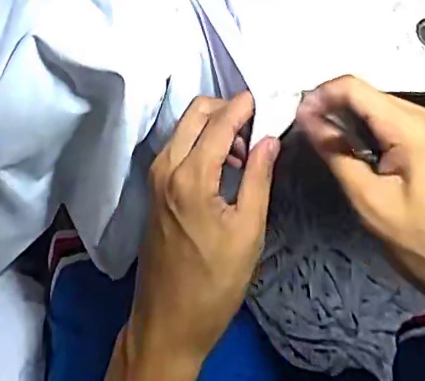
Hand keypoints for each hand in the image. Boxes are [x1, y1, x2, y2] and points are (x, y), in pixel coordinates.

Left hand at [115, 92, 279, 380]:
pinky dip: (202, 140)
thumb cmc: (213, 284)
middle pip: (196, 111)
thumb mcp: (248, 232)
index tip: (266, 99)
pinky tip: (224, 165)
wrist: (167, 324)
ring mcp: (156, 175)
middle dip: (227, 109)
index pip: (219, 122)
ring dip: (214, 125)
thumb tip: (269, 138)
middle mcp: (167, 166)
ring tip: (244, 152)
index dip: (244, 106)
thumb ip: (258, 177)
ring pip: (186, 125)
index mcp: (190, 177)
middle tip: (255, 127)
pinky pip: (179, 144)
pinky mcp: (154, 186)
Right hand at [295, 76, 424, 319]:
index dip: (319, 96)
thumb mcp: (373, 203)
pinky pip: (386, 125)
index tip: (297, 117)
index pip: (352, 87)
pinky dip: (362, 133)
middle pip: (363, 94)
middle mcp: (419, 117)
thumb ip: (337, 155)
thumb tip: (310, 120)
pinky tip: (350, 154)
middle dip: (330, 107)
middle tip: (305, 133)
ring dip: (344, 121)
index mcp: (409, 125)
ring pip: (373, 108)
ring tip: (322, 144)